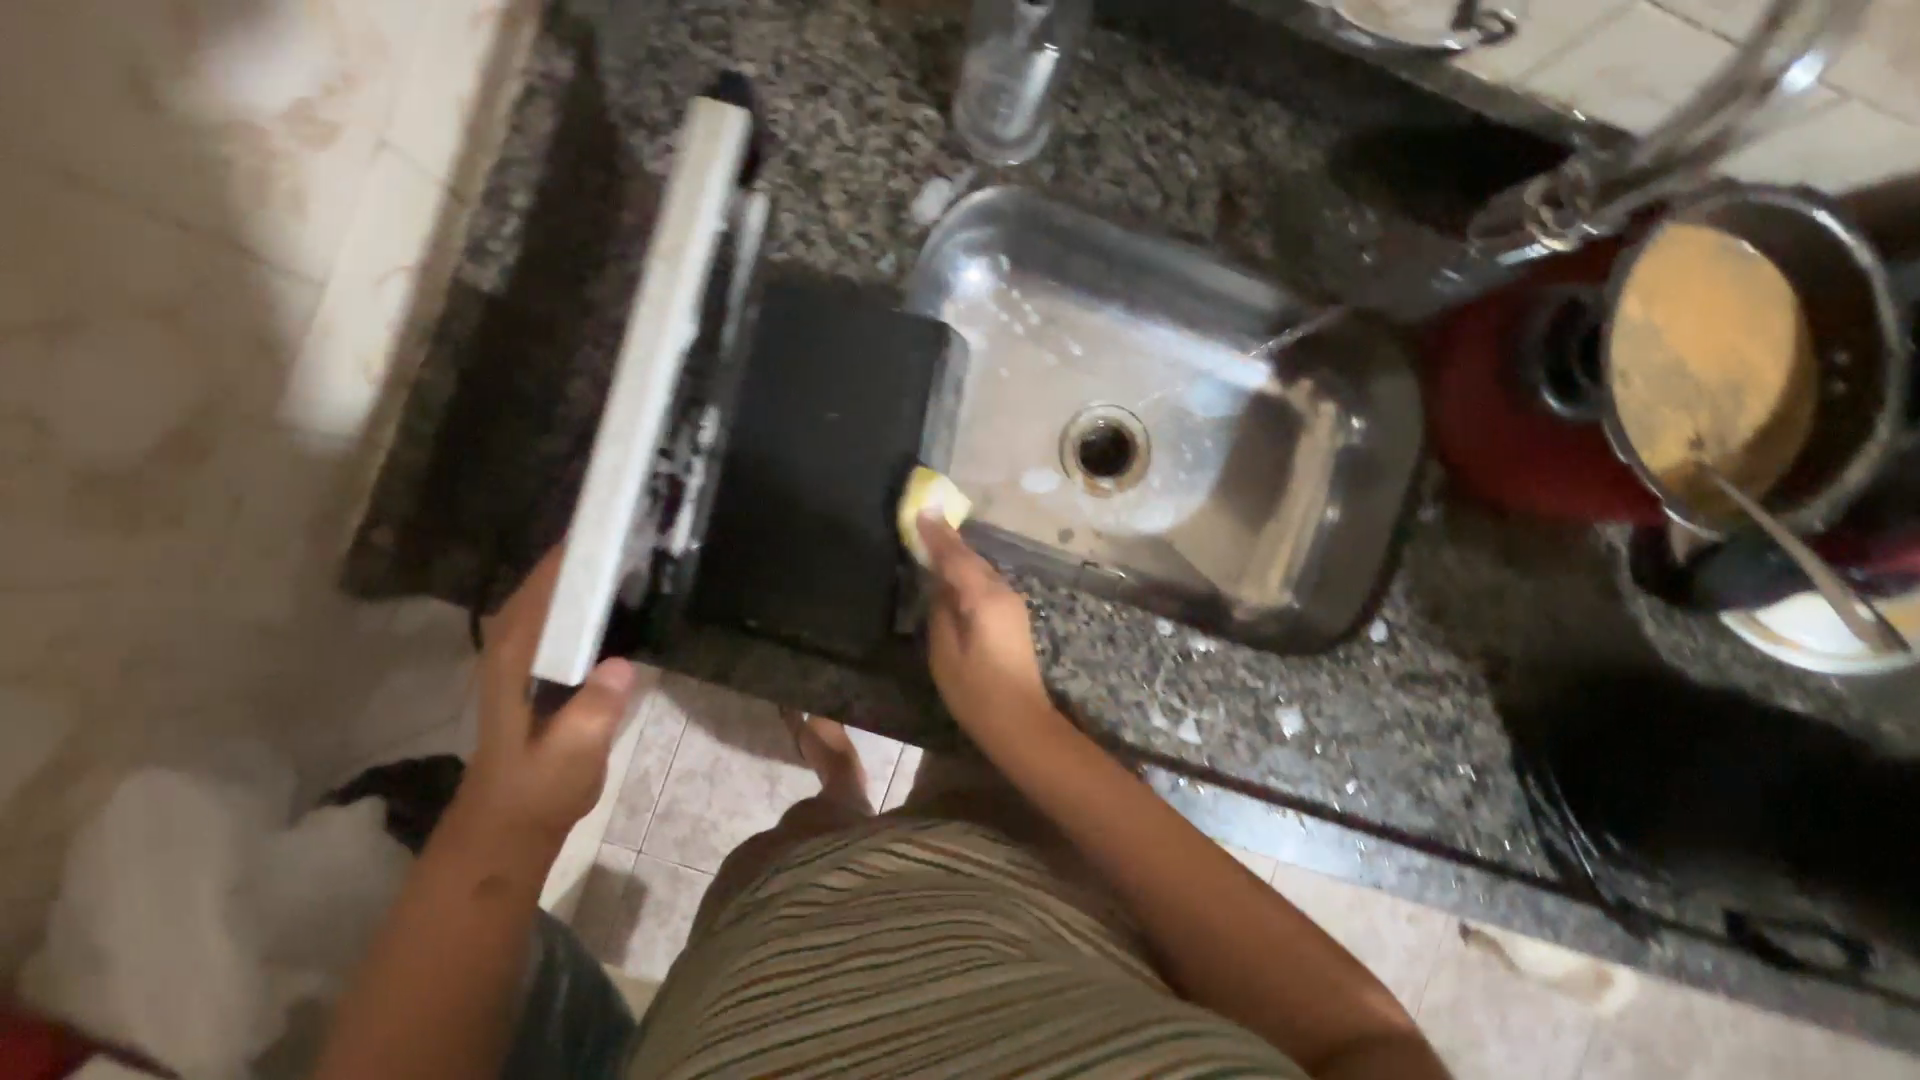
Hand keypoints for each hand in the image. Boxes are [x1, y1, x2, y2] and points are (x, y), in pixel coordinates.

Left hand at [465, 548, 637, 842]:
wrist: (509, 823)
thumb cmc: (537, 789)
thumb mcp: (571, 756)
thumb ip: (592, 712)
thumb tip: (621, 664)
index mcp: (513, 660)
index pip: (541, 592)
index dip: (570, 557)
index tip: (609, 526)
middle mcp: (509, 648)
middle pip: (544, 585)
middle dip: (582, 556)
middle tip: (635, 533)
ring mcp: (517, 659)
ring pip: (548, 600)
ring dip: (582, 575)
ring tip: (631, 553)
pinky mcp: (531, 670)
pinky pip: (556, 620)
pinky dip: (581, 601)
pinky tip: (616, 601)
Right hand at [917, 515, 1057, 736]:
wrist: (1020, 721)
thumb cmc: (976, 692)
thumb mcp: (945, 652)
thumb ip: (940, 611)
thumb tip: (939, 586)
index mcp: (984, 597)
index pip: (955, 556)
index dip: (936, 534)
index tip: (920, 511)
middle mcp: (1002, 592)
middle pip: (971, 558)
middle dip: (947, 540)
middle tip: (923, 520)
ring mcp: (1012, 603)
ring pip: (980, 570)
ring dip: (958, 556)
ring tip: (932, 542)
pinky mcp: (1013, 616)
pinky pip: (985, 583)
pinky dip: (967, 573)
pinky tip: (952, 574)